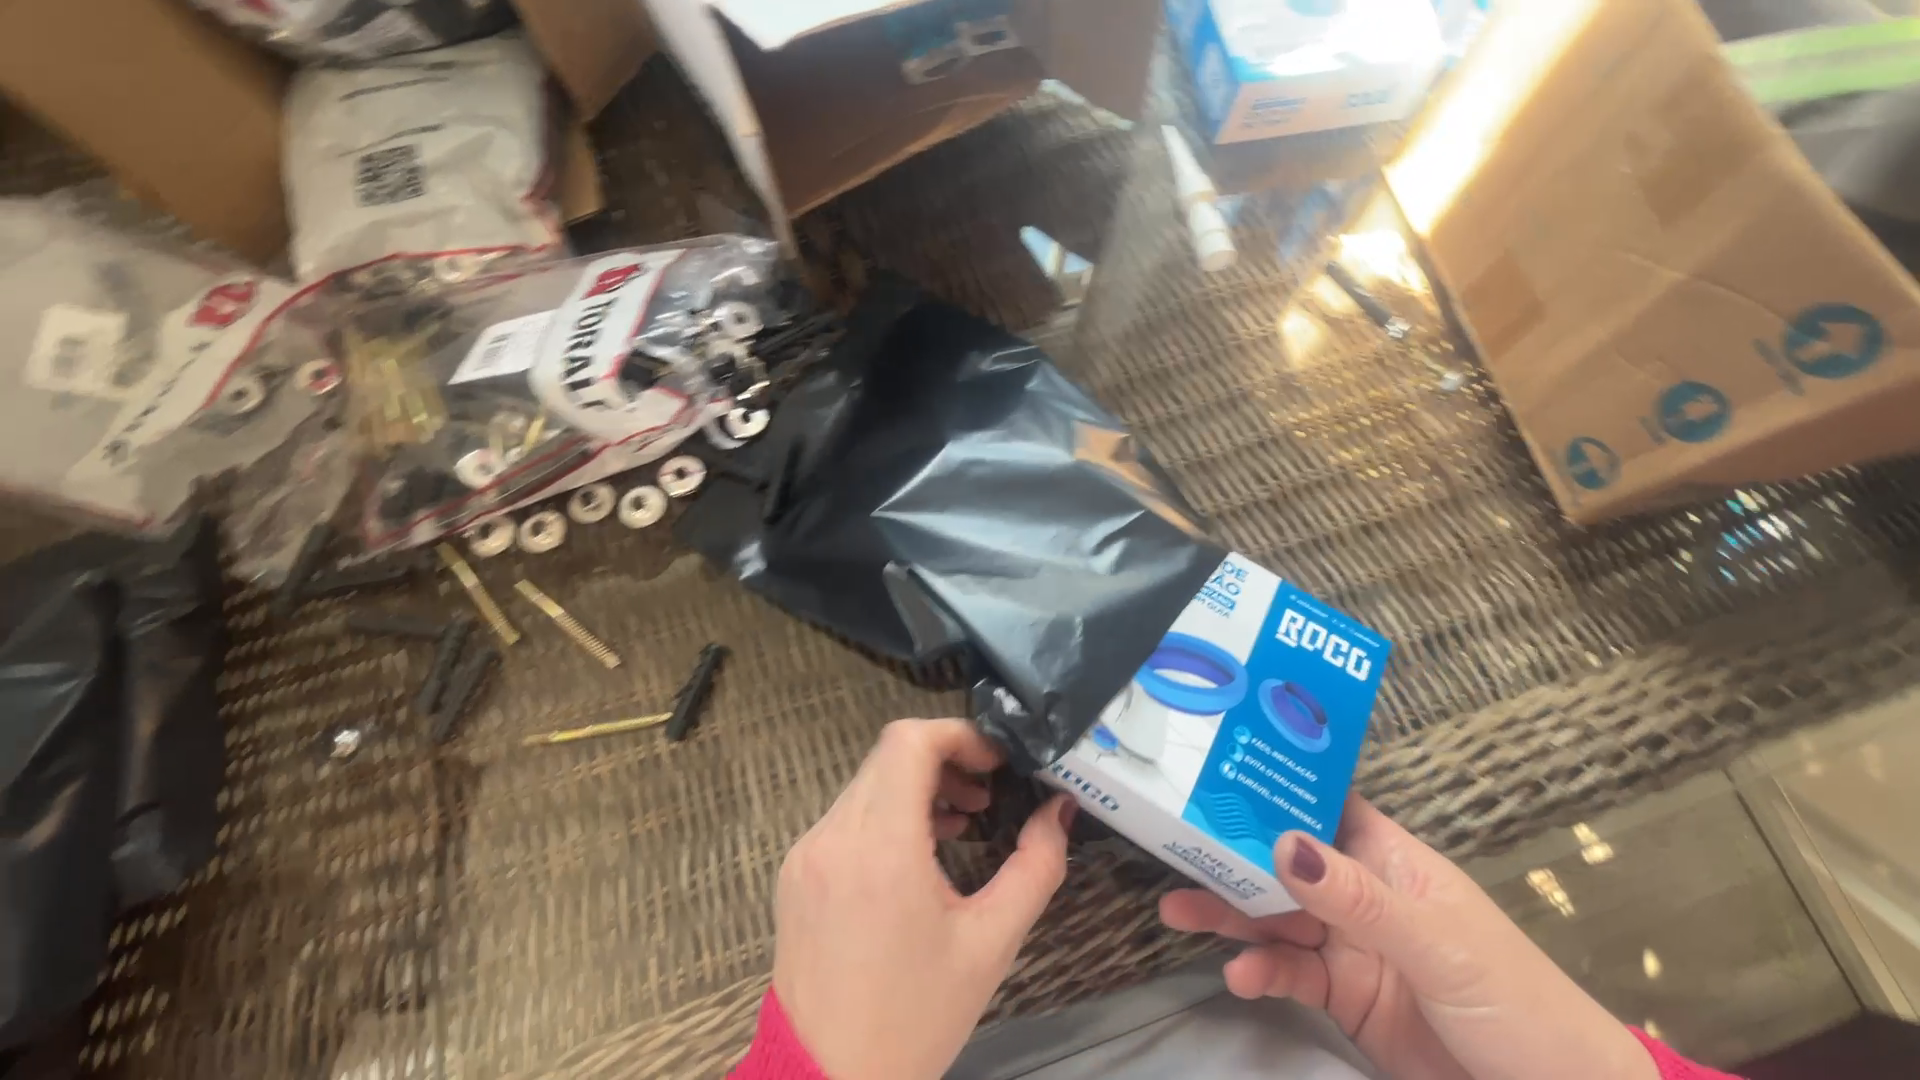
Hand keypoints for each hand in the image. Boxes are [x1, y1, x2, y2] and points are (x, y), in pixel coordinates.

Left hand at [772, 718, 1076, 1079]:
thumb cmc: (916, 1017)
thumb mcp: (990, 944)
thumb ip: (1035, 866)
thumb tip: (1059, 810)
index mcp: (880, 848)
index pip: (908, 742)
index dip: (958, 735)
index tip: (996, 764)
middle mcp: (832, 836)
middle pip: (888, 755)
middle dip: (944, 761)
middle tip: (988, 795)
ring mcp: (805, 851)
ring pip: (866, 782)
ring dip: (916, 786)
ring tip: (961, 822)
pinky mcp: (794, 870)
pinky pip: (846, 815)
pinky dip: (886, 812)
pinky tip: (918, 850)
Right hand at [1160, 796, 1658, 1079]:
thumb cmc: (1514, 1004)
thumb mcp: (1436, 946)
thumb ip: (1357, 898)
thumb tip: (1281, 842)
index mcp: (1390, 860)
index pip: (1324, 806)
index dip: (1275, 788)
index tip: (1213, 774)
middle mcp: (1361, 893)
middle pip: (1284, 863)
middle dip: (1230, 857)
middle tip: (1173, 852)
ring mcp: (1349, 946)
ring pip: (1275, 916)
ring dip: (1229, 914)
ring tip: (1177, 913)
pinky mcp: (1342, 996)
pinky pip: (1289, 973)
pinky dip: (1260, 973)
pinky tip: (1239, 979)